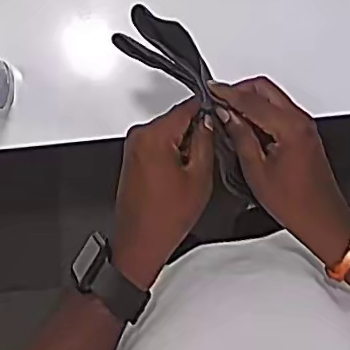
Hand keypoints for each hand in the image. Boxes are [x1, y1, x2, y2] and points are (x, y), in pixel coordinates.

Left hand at [112, 98, 213, 287]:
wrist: (140, 240)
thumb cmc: (164, 217)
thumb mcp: (198, 177)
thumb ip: (205, 142)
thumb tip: (207, 122)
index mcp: (154, 136)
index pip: (184, 109)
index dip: (204, 108)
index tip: (217, 110)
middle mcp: (139, 135)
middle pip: (174, 120)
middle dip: (193, 130)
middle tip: (211, 147)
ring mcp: (133, 145)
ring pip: (166, 132)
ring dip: (181, 142)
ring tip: (193, 168)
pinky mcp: (132, 155)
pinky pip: (156, 143)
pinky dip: (170, 151)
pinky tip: (179, 173)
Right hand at [210, 77, 349, 265]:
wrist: (324, 220)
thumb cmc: (296, 204)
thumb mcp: (257, 171)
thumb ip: (240, 136)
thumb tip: (226, 114)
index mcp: (289, 128)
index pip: (251, 99)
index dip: (227, 93)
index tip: (211, 90)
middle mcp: (300, 121)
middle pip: (263, 87)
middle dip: (239, 89)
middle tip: (220, 100)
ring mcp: (304, 124)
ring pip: (271, 94)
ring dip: (249, 98)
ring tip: (229, 113)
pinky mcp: (304, 131)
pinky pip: (278, 106)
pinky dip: (260, 107)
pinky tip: (246, 123)